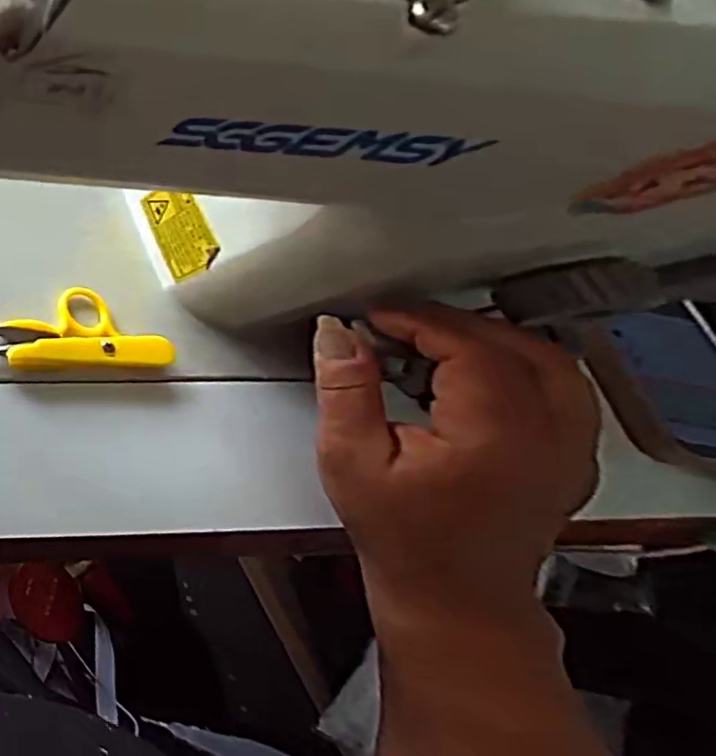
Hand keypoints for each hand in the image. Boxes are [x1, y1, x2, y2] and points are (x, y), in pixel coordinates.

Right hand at [311, 307, 599, 620]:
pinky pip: (561, 391)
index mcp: (495, 438)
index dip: (419, 322)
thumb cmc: (400, 533)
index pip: (472, 350)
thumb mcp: (348, 454)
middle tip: (398, 321)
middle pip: (524, 349)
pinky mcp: (568, 459)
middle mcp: (550, 443)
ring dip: (490, 340)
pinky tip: (463, 373)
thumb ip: (344, 388)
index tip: (375, 317)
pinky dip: (514, 365)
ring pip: (554, 366)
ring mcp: (569, 453)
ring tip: (428, 340)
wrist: (450, 589)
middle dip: (454, 323)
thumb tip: (337, 334)